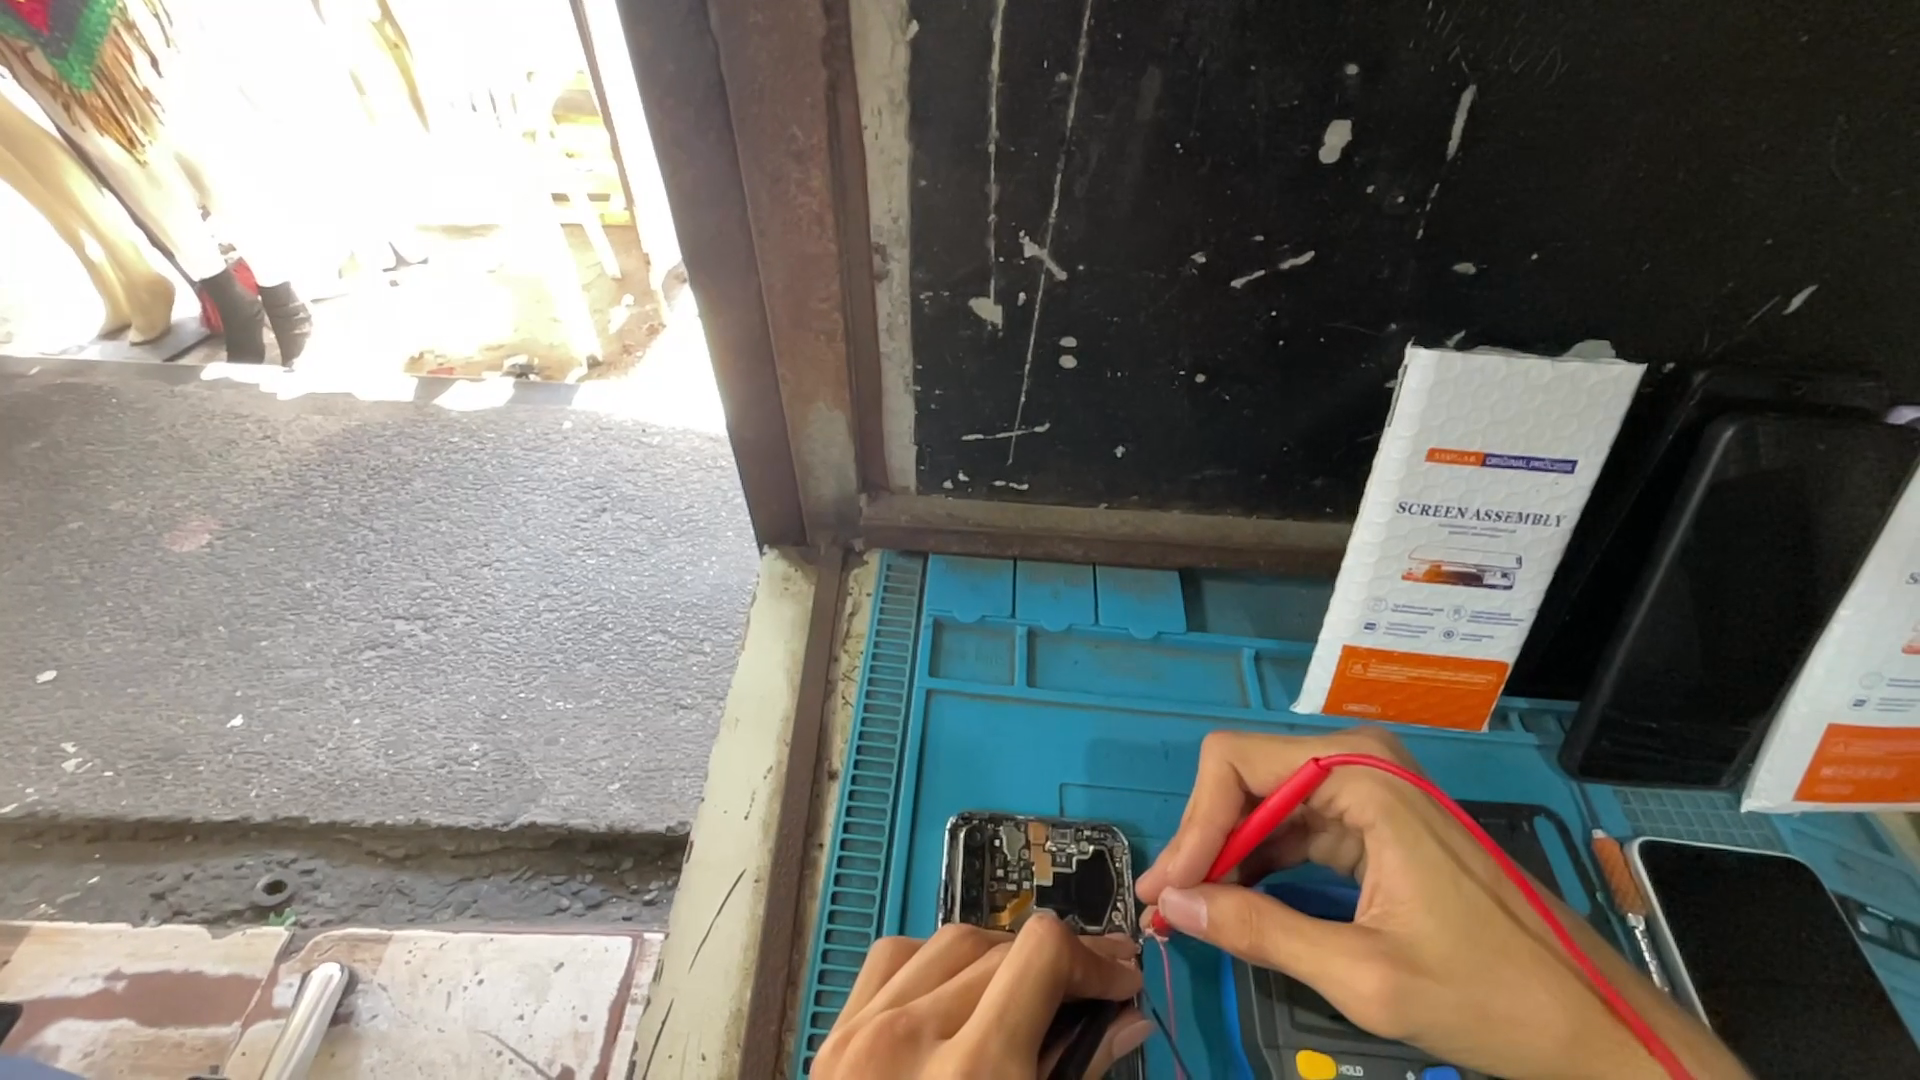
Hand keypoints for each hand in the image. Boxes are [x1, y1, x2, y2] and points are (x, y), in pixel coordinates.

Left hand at [813, 913, 1149, 1078]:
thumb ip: (1078, 1076)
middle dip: (1056, 962)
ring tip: (1029, 986)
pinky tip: (958, 987)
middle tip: (1090, 986)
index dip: (1093, 959)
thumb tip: (1125, 1018)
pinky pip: (894, 960)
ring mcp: (862, 1032)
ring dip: (998, 956)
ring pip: (948, 942)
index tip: (1118, 980)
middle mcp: (911, 1037)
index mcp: (972, 1076)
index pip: (1042, 954)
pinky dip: (935, 960)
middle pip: (1001, 948)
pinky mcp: (834, 1037)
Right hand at [1137, 727, 1750, 1079]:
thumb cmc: (1491, 997)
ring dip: (1224, 855)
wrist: (1598, 1028)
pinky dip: (1258, 863)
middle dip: (1203, 842)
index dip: (1192, 826)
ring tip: (1191, 912)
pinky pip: (1293, 826)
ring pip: (1261, 802)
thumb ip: (1258, 930)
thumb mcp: (1364, 974)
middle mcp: (1358, 762)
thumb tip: (1172, 904)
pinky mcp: (1373, 818)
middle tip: (1170, 907)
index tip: (1168, 892)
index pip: (1235, 764)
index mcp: (1360, 776)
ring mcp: (1368, 788)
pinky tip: (1236, 902)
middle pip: (1243, 778)